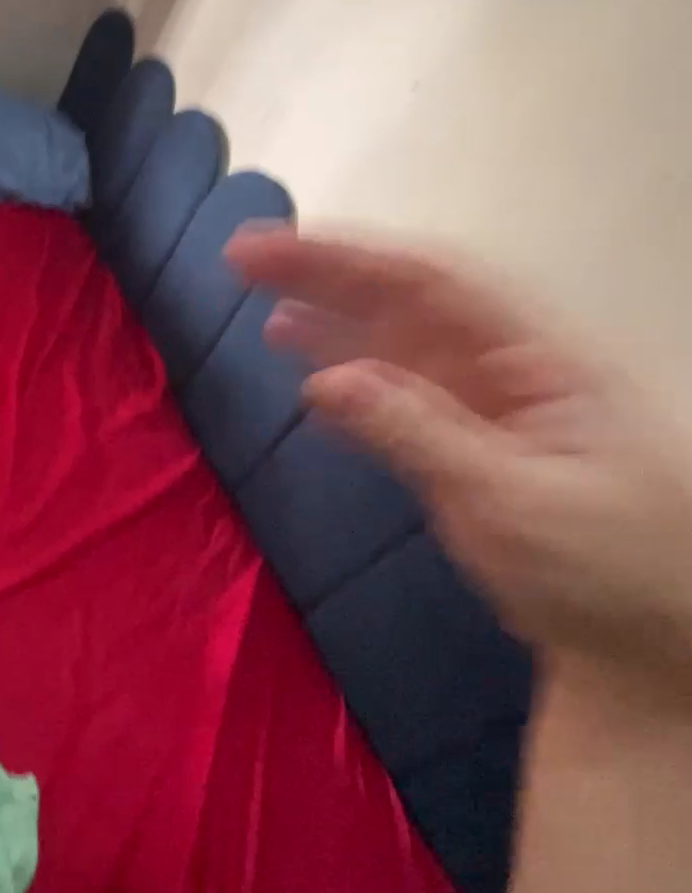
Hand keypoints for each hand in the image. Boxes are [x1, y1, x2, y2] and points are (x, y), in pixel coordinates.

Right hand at [227, 225, 691, 700]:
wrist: (650, 647)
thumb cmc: (608, 567)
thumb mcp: (510, 495)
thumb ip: (413, 431)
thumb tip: (321, 381)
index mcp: (540, 361)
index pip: (431, 283)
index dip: (348, 256)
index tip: (274, 245)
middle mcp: (506, 367)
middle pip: (401, 301)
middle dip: (323, 273)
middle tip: (242, 257)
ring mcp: (480, 405)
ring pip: (388, 342)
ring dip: (325, 316)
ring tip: (260, 301)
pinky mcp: (457, 443)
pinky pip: (388, 393)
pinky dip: (340, 375)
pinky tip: (303, 370)